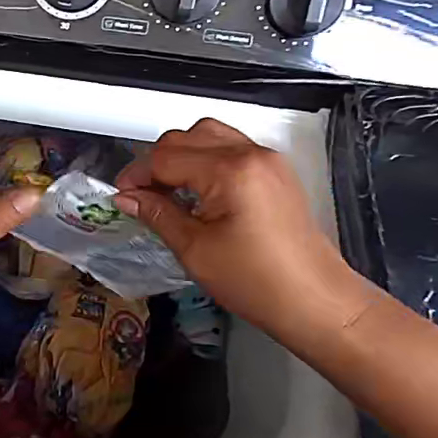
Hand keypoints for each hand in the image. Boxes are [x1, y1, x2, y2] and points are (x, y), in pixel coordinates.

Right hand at [113, 119, 380, 345]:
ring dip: (182, 156)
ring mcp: (267, 160)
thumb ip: (157, 214)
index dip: (138, 174)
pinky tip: (198, 191)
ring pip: (209, 135)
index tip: (123, 194)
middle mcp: (251, 154)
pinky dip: (207, 160)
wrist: (315, 301)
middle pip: (186, 137)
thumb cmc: (258, 282)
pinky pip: (231, 148)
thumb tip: (128, 197)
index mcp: (230, 171)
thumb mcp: (195, 250)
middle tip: (143, 195)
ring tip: (169, 191)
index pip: (167, 156)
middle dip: (157, 162)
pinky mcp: (276, 172)